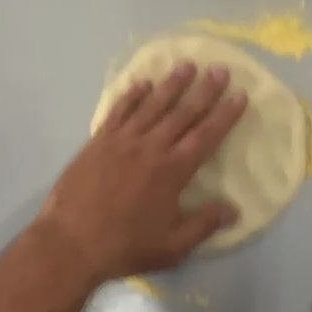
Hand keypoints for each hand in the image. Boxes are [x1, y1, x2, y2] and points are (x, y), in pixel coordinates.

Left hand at [35, 62, 248, 283]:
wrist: (70, 243)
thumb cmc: (125, 246)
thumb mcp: (172, 247)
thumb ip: (204, 224)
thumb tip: (234, 209)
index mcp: (173, 171)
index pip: (206, 136)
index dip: (225, 115)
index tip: (241, 95)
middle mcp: (150, 148)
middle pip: (183, 112)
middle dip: (204, 90)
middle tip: (219, 69)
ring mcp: (122, 141)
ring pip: (152, 105)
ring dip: (171, 84)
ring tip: (186, 65)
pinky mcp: (98, 142)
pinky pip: (119, 112)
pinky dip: (132, 95)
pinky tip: (141, 83)